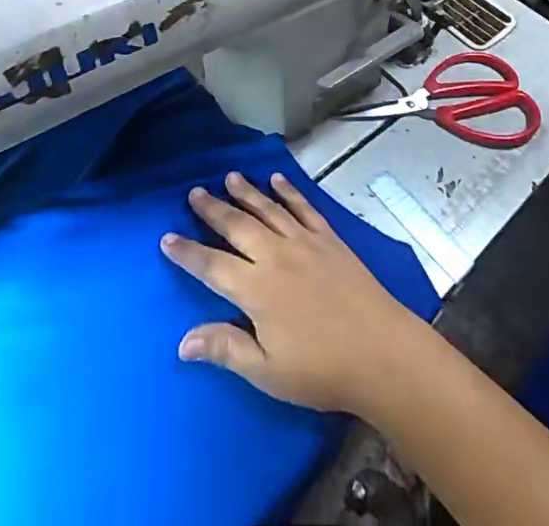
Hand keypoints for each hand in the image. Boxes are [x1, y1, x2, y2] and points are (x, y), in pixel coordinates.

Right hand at [160, 171, 435, 414]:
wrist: (381, 349)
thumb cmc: (321, 369)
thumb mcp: (266, 370)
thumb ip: (226, 348)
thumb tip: (183, 340)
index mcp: (257, 290)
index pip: (212, 266)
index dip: (187, 252)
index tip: (167, 237)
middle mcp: (279, 257)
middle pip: (239, 227)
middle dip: (214, 209)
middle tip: (195, 192)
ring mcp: (308, 244)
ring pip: (270, 210)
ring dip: (248, 193)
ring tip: (230, 177)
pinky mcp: (332, 240)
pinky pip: (305, 209)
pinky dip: (290, 193)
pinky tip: (279, 181)